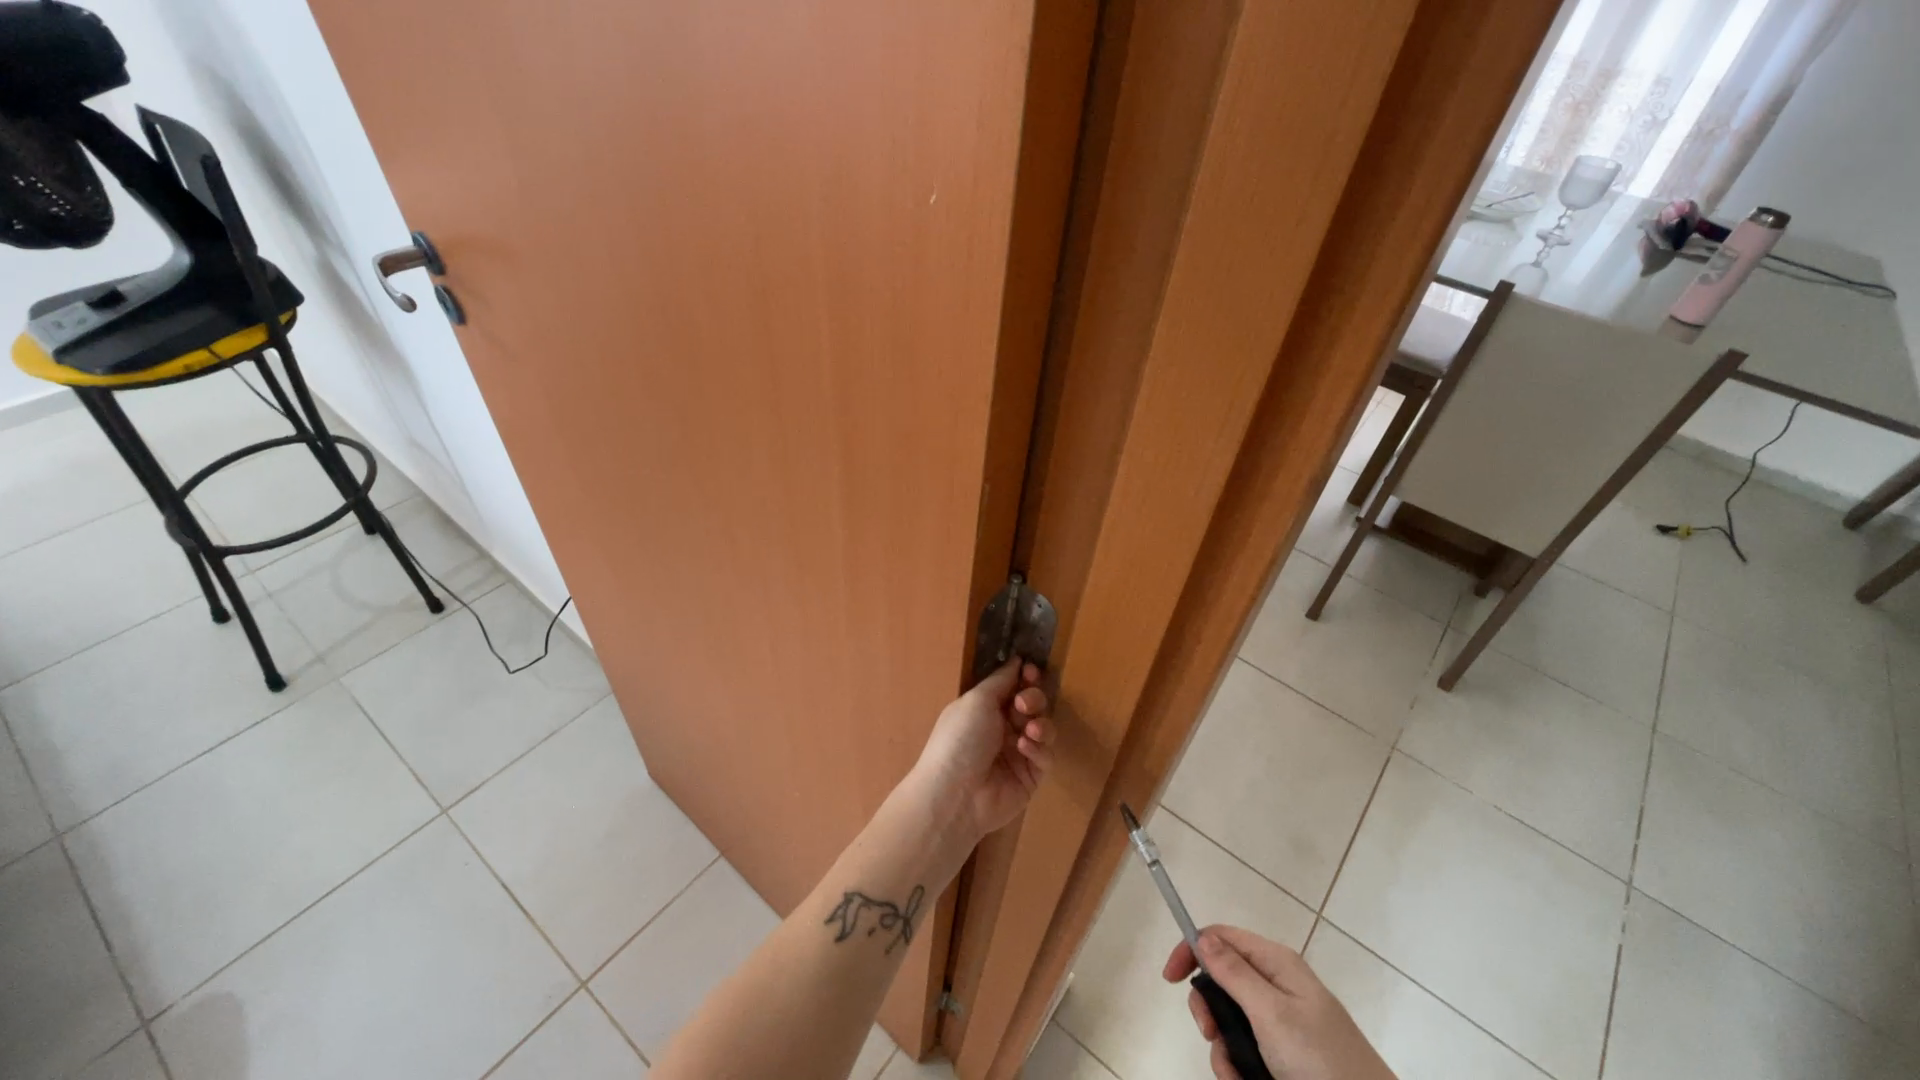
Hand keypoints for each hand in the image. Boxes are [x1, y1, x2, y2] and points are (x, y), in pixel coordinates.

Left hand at [911, 659, 1053, 839]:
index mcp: (984, 708)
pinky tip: (1025, 749)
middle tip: (1024, 705)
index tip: (1031, 671)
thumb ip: (1000, 680)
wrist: (956, 794)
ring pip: (1044, 729)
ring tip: (1029, 730)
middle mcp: (1002, 728)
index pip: (1013, 686)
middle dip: (1033, 699)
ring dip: (1041, 724)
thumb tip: (1016, 660)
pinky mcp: (1030, 776)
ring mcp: (1018, 753)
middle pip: (1032, 705)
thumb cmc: (960, 739)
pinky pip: (1046, 756)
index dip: (1025, 677)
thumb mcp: (976, 700)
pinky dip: (1039, 749)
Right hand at [1163, 927, 1396, 1079]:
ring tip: (1240, 1074)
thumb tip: (1203, 936)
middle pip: (1220, 981)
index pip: (1221, 937)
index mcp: (1276, 964)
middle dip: (1208, 1012)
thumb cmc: (1319, 1059)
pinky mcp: (1281, 1053)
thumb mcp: (1271, 1013)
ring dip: (1223, 1049)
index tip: (1170, 979)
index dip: (1191, 951)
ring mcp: (1279, 1022)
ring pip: (1228, 1022)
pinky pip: (1243, 1050)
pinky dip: (1238, 1068)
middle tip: (1211, 1035)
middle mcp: (1275, 986)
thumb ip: (1234, 973)